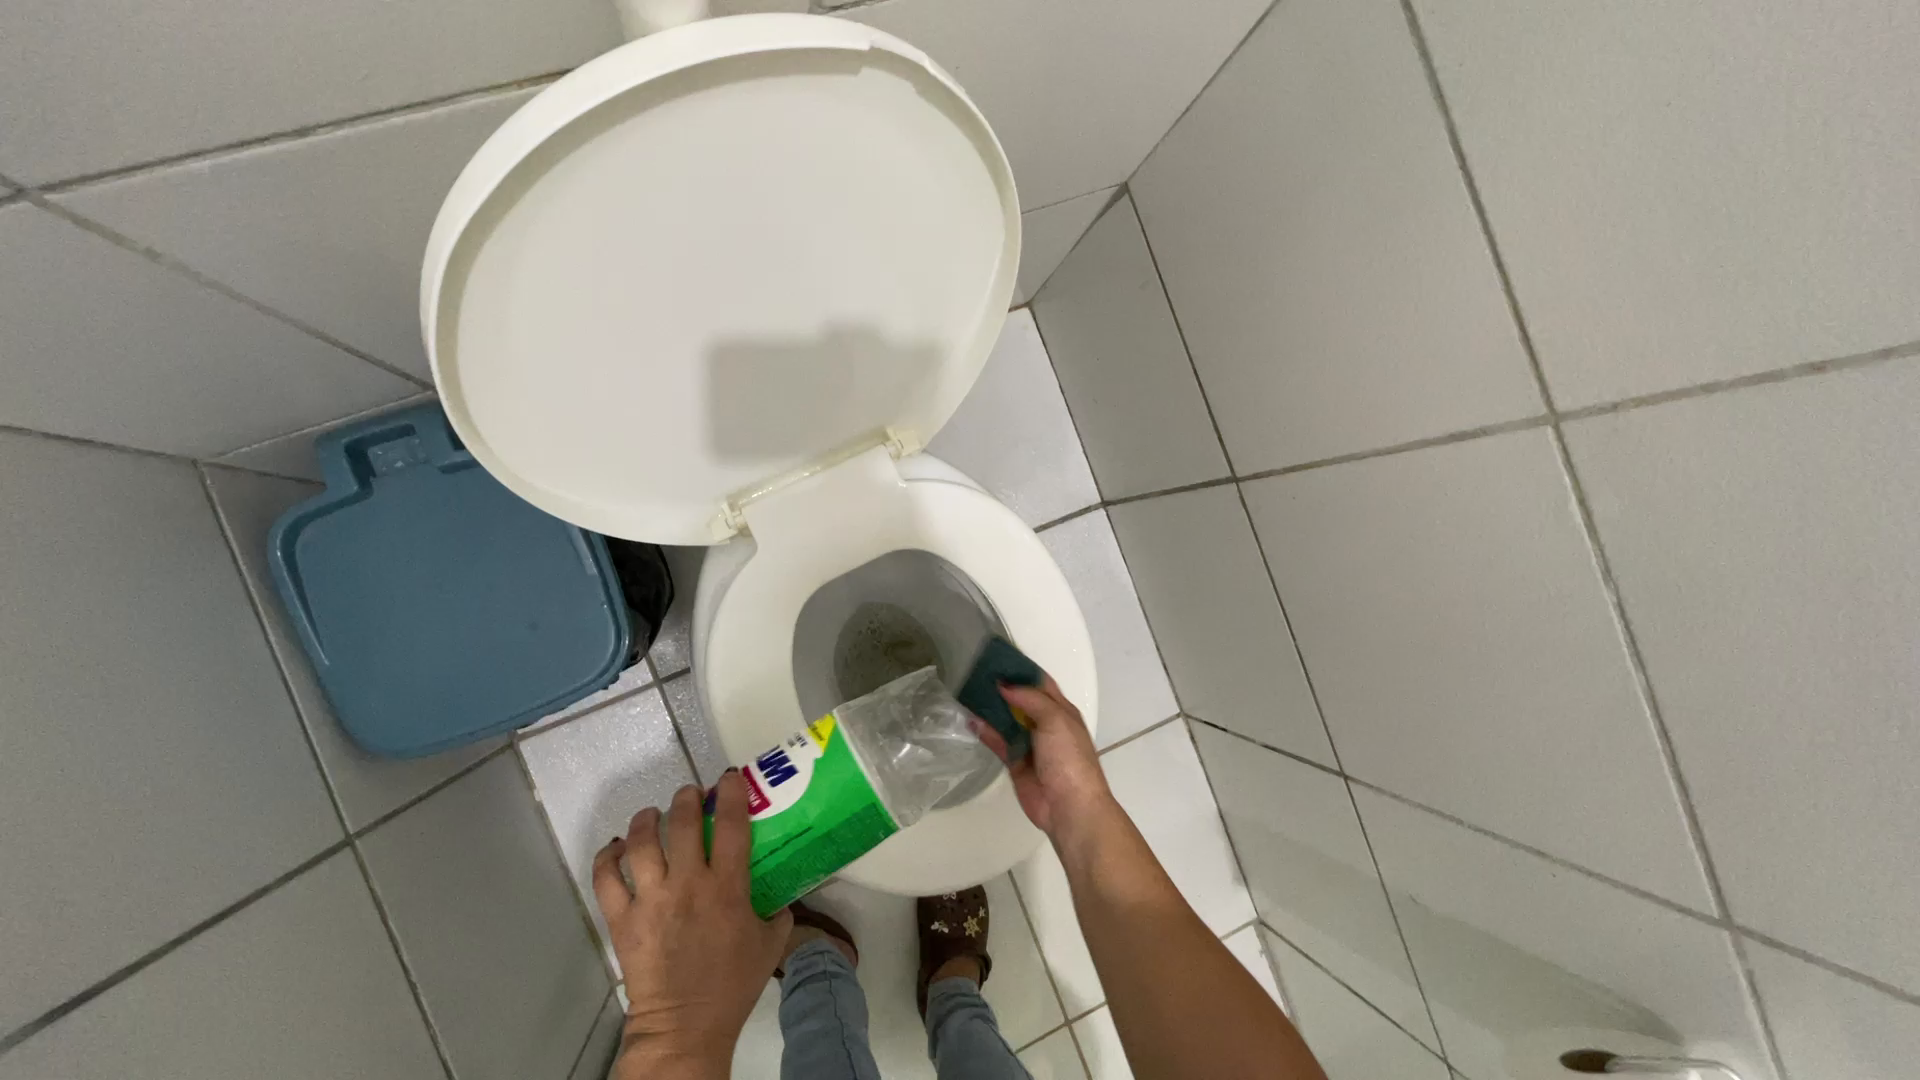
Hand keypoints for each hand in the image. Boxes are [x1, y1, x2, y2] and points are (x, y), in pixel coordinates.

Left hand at [593, 774, 792, 1079]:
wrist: (685, 1027)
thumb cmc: (733, 984)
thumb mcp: (771, 943)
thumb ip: (778, 911)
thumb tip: (780, 894)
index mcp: (727, 887)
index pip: (732, 825)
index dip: (732, 795)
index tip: (729, 780)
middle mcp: (687, 884)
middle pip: (682, 823)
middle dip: (686, 799)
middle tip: (691, 794)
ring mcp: (650, 900)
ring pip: (641, 842)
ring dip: (646, 820)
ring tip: (651, 814)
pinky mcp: (622, 920)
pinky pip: (606, 878)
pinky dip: (608, 856)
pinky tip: (617, 847)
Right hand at [972, 677, 1113, 835]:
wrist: (1069, 806)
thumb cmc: (1069, 757)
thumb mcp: (1055, 719)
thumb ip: (1029, 699)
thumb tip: (1003, 686)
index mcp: (1062, 711)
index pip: (1040, 683)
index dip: (1021, 670)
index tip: (998, 657)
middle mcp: (1046, 725)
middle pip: (1021, 700)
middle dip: (1002, 687)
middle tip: (976, 671)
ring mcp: (1030, 744)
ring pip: (1007, 720)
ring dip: (991, 707)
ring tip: (968, 690)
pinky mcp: (1016, 762)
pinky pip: (998, 742)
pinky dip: (985, 731)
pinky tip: (970, 720)